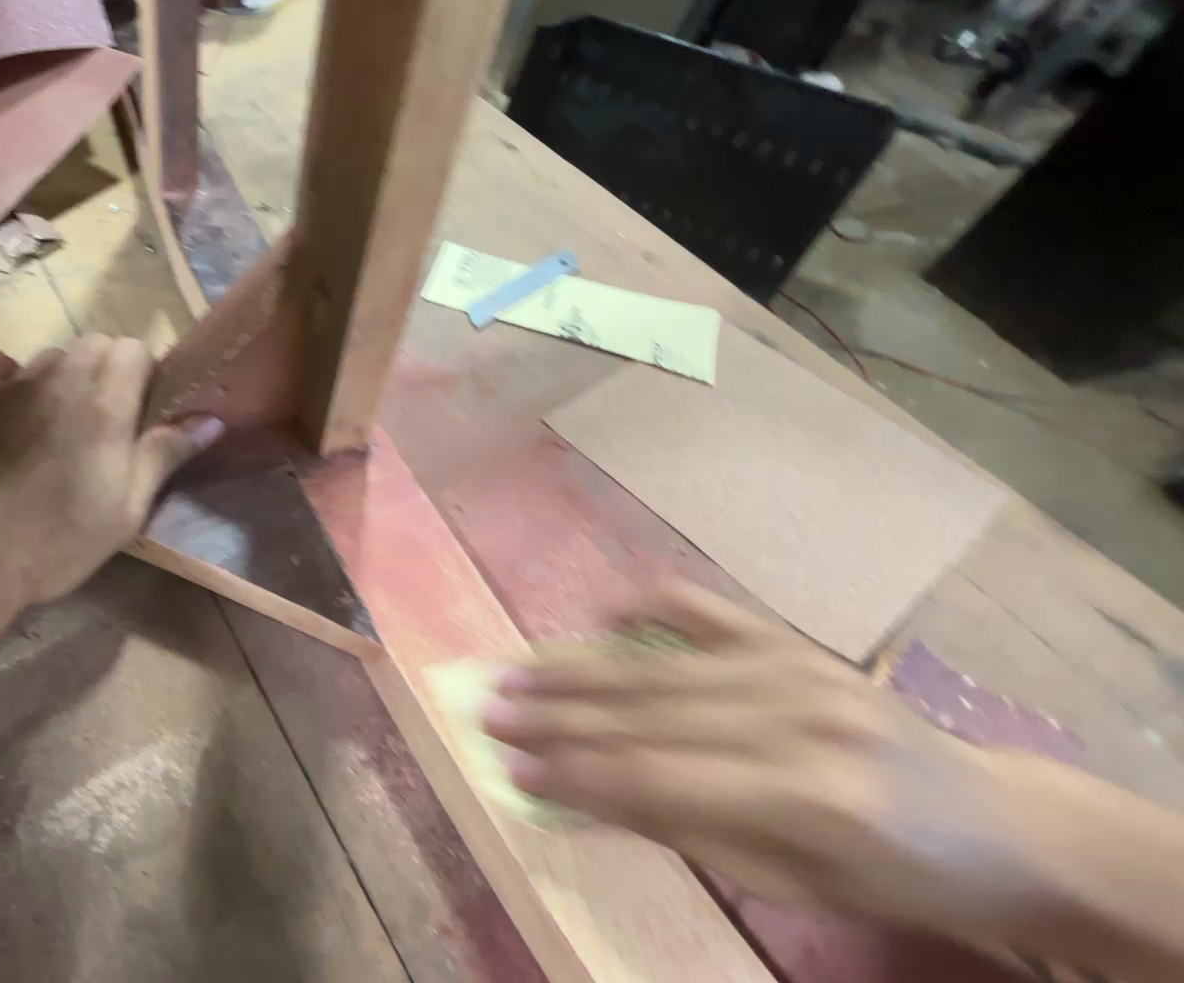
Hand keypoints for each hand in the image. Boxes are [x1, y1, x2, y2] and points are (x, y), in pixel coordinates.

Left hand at [0, 337, 222, 615]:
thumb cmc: (54, 544)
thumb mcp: (125, 511)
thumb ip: (165, 454)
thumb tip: (211, 418)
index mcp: (104, 402)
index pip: (135, 348)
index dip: (144, 377)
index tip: (140, 417)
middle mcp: (57, 378)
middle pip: (94, 345)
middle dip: (106, 373)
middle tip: (103, 427)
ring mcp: (7, 385)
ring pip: (49, 356)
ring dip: (63, 379)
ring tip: (56, 429)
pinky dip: (10, 376)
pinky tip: (9, 412)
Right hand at [480, 581, 1049, 942]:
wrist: (996, 822)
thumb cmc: (891, 874)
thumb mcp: (788, 881)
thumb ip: (682, 829)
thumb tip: (578, 793)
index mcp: (807, 797)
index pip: (654, 777)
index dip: (574, 772)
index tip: (511, 765)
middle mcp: (796, 718)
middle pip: (644, 714)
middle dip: (557, 715)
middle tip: (491, 709)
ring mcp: (794, 667)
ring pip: (657, 668)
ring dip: (576, 671)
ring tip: (514, 673)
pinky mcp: (792, 639)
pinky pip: (704, 609)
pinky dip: (645, 606)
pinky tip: (598, 614)